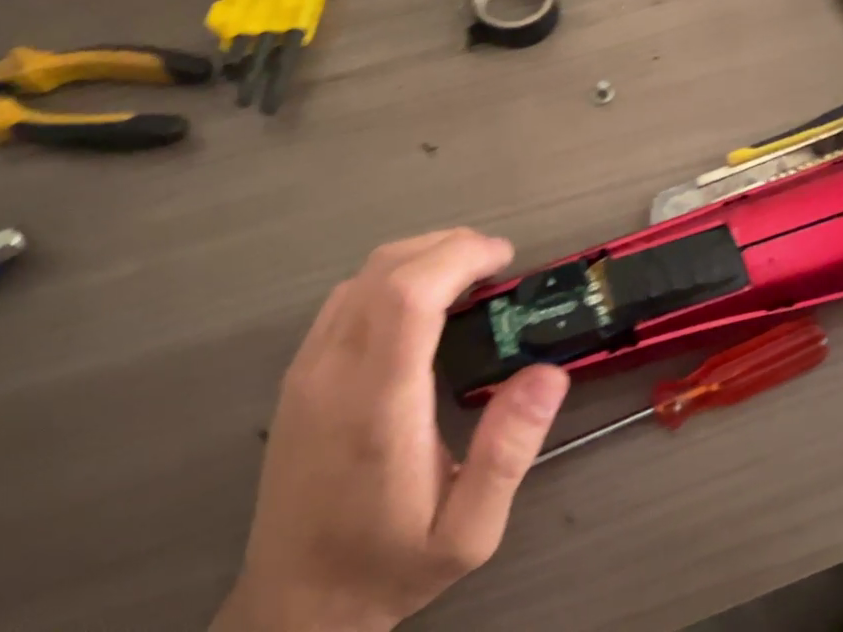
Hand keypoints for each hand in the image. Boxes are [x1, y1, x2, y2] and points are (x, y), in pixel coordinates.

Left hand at [213, 229, 569, 631]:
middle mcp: (333, 374)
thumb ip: (508, 451)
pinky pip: (344, 300)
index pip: (409, 296)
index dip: (459, 257)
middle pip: (385, 270)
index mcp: (378, 407)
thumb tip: (548, 374)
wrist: (294, 601)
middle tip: (495, 261)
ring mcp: (307, 370)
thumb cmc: (387, 564)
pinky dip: (388, 278)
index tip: (503, 258)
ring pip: (361, 277)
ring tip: (466, 274)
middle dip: (446, 246)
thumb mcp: (468, 531)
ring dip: (417, 257)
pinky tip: (419, 302)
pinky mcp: (298, 376)